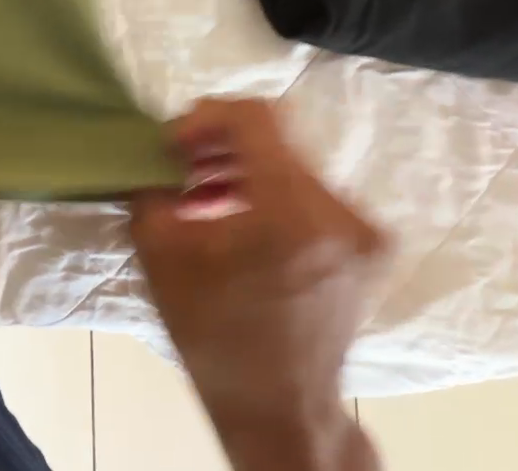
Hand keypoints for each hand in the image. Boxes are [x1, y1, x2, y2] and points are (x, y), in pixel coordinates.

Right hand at [131, 99, 386, 470]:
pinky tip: (230, 215)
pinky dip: (264, 188)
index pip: (255, 118)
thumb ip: (153, 182)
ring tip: (199, 194)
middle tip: (177, 167)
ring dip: (238, 165)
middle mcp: (341, 214)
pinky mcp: (365, 245)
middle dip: (216, 143)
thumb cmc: (208, 325)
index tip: (172, 146)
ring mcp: (363, 231)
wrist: (277, 400)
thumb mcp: (157, 244)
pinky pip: (308, 189)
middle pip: (274, 137)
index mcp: (291, 213)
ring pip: (290, 160)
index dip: (204, 116)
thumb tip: (152, 150)